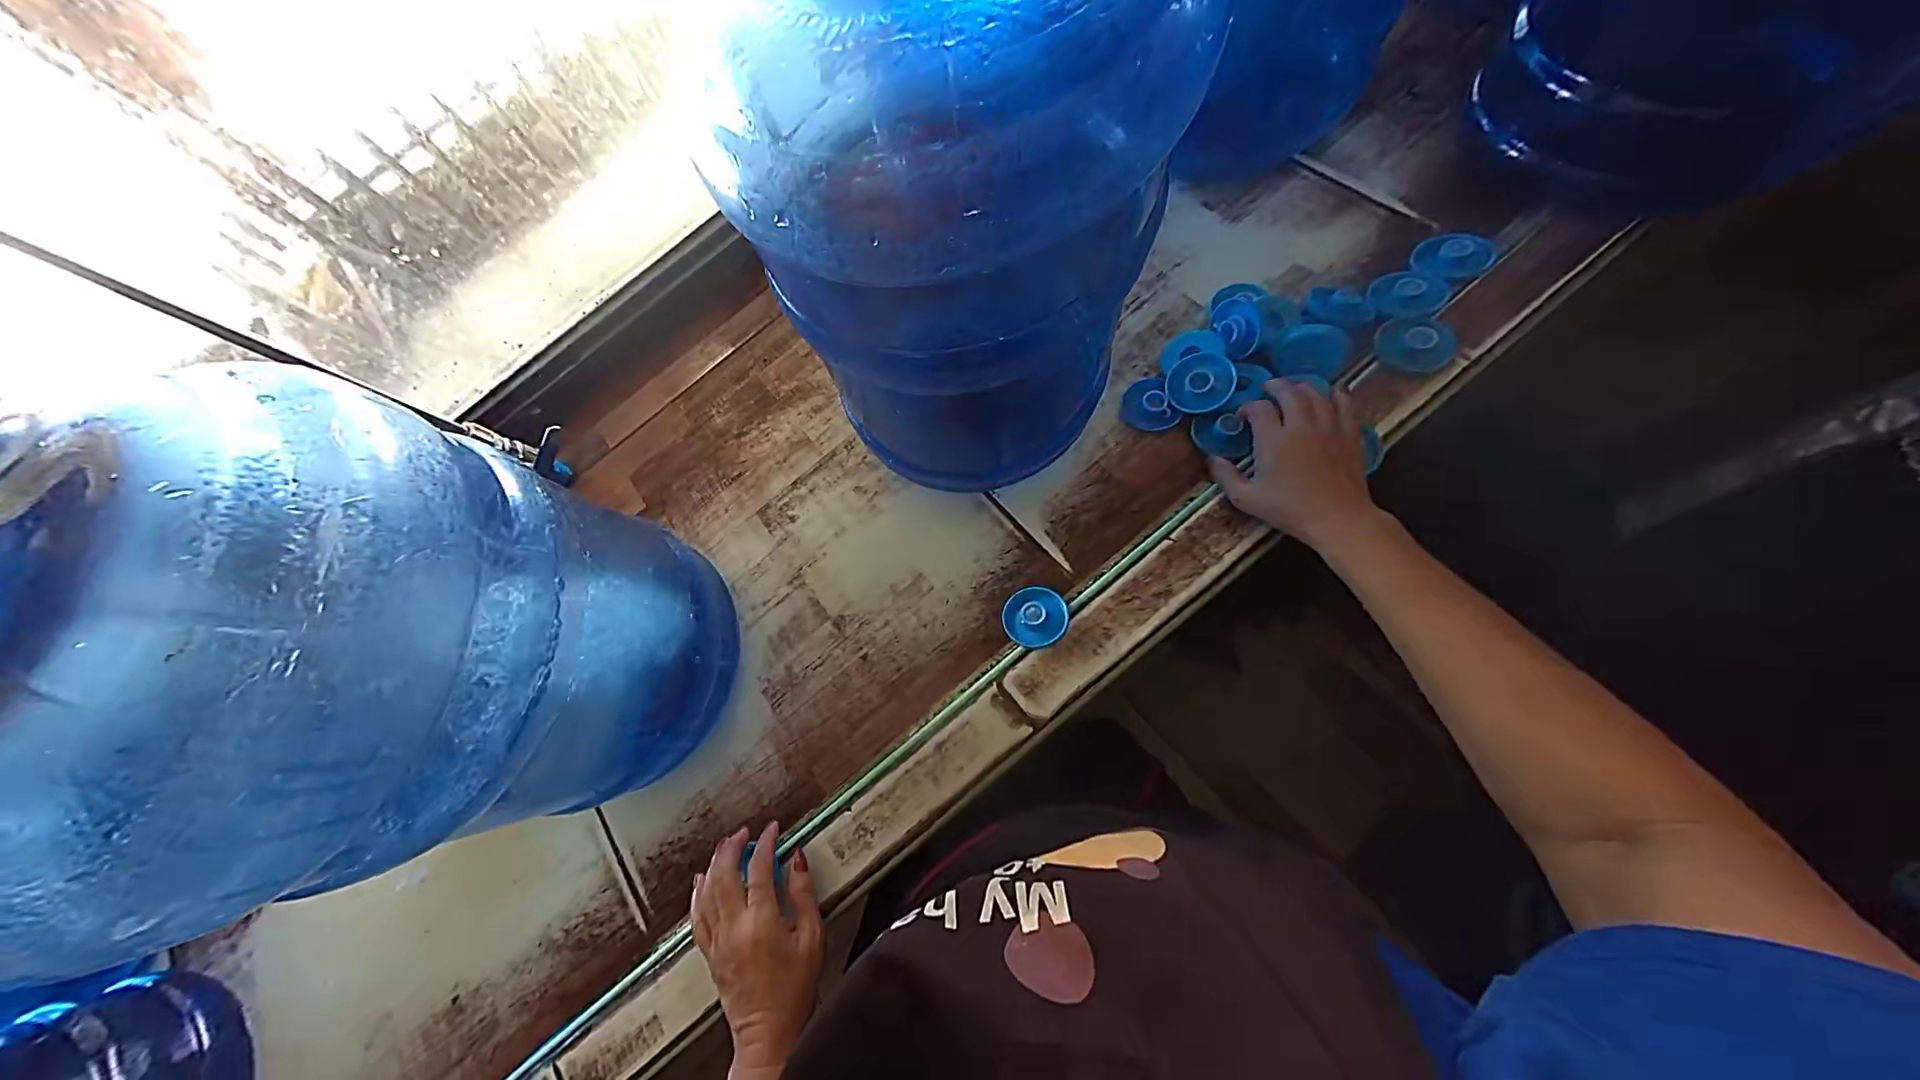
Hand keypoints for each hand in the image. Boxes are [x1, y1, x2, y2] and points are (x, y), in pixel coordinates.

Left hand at [691, 822, 824, 1078]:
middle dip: (732, 847)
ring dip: (714, 864)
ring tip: (724, 847)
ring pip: (707, 892)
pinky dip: (698, 893)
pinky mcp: (710, 954)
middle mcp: (734, 928)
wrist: (769, 1033)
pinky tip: (701, 882)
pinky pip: (697, 916)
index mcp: (762, 922)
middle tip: (744, 833)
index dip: (765, 843)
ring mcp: (718, 941)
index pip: (759, 868)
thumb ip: (803, 895)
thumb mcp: (813, 938)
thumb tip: (797, 863)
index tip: (772, 829)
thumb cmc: (794, 991)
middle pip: (724, 874)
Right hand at [1207, 379, 1387, 549]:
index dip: (1247, 407)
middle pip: (1289, 391)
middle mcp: (1301, 425)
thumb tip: (1212, 459)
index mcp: (1274, 440)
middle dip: (1275, 386)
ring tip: (1293, 390)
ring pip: (1316, 392)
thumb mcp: (1246, 499)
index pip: (1259, 408)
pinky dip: (1334, 394)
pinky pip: (1344, 402)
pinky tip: (1329, 397)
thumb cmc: (1288, 510)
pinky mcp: (1349, 433)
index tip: (1242, 417)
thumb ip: (1225, 476)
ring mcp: (1329, 427)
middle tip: (1267, 390)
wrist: (1336, 518)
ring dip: (1301, 387)